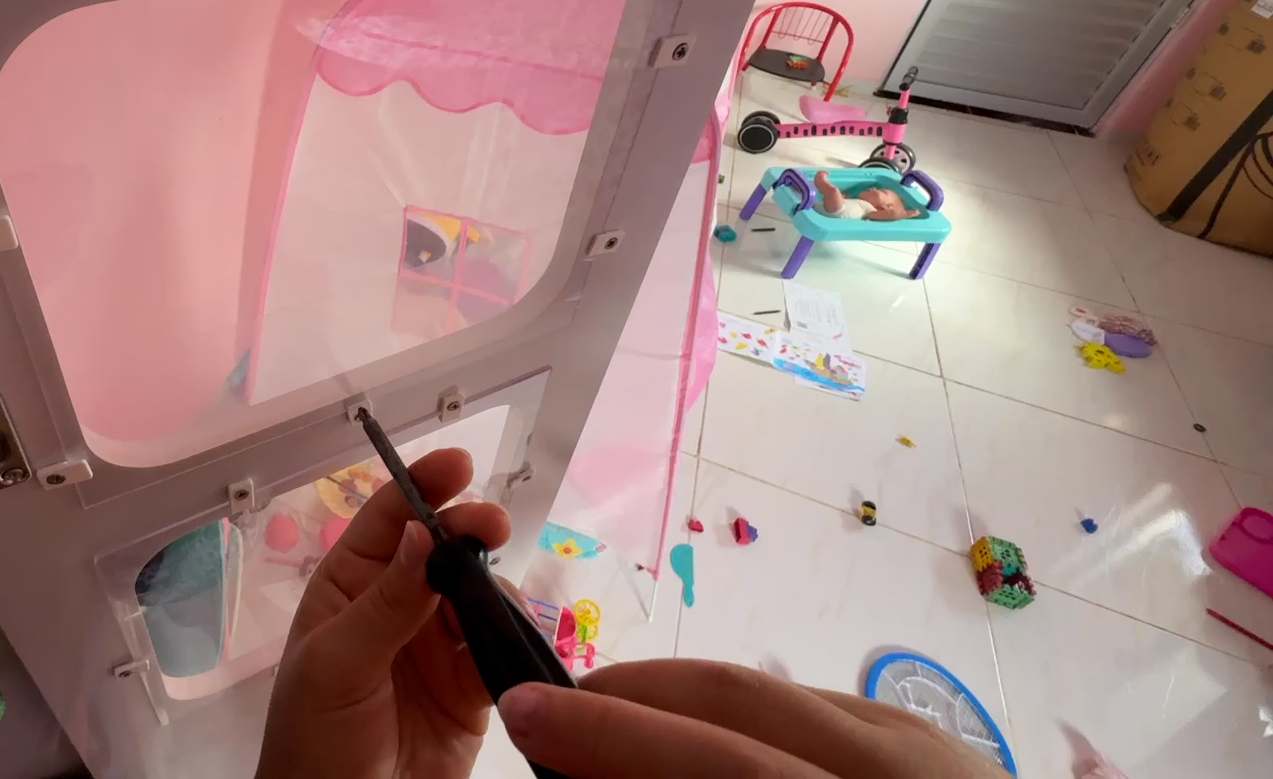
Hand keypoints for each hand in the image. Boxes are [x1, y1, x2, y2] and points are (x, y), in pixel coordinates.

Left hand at [256, 447, 509, 778]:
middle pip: (440, 547)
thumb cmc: (314, 736)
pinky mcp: (469, 685)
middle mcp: (395, 601)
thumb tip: (422, 533)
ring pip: (475, 590)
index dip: (422, 485)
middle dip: (467, 527)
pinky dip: (510, 633)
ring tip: (499, 600)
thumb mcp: (337, 662)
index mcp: (352, 582)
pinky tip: (512, 634)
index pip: (388, 518)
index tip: (459, 463)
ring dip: (492, 583)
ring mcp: (434, 641)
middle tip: (493, 525)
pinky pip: (496, 645)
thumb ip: (385, 601)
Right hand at [497, 659, 1009, 776]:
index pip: (728, 768)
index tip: (524, 718)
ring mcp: (928, 747)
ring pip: (757, 685)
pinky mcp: (923, 732)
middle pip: (735, 699)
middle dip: (622, 699)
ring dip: (665, 696)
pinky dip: (722, 710)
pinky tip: (689, 739)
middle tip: (539, 709)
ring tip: (608, 724)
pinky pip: (790, 695)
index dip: (614, 737)